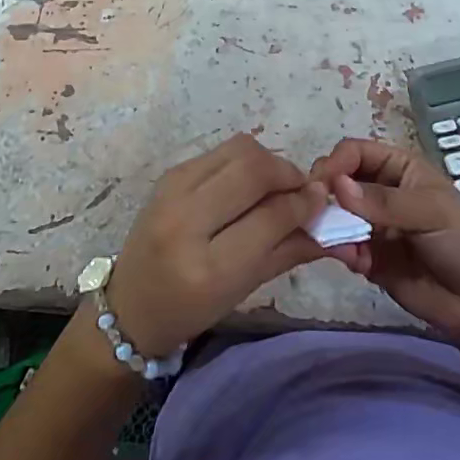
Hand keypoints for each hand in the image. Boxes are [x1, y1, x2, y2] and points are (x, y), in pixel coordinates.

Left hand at [106, 135, 330, 356]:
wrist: (130, 303)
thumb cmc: (191, 309)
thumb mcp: (244, 289)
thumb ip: (290, 251)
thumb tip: (330, 218)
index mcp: (208, 266)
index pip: (270, 215)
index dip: (304, 203)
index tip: (321, 201)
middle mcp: (185, 220)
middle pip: (253, 168)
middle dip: (288, 173)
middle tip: (300, 190)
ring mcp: (171, 191)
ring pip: (237, 150)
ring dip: (266, 162)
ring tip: (274, 186)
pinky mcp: (167, 175)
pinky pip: (217, 153)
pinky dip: (242, 162)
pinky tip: (247, 186)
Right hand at [310, 138, 459, 339]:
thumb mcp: (432, 212)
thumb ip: (384, 201)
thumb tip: (336, 186)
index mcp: (400, 169)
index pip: (356, 152)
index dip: (337, 162)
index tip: (322, 182)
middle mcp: (381, 193)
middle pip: (338, 180)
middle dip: (324, 191)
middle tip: (314, 208)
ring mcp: (372, 227)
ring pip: (334, 215)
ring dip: (326, 223)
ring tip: (327, 237)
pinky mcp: (366, 258)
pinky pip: (341, 247)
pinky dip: (338, 250)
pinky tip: (351, 259)